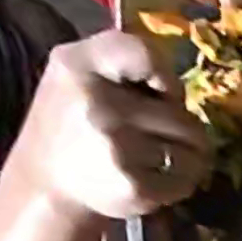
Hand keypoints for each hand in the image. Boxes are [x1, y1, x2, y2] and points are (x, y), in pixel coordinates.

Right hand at [11, 30, 212, 219]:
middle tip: (159, 137)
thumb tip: (180, 92)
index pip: (145, 54)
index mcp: (79, 64)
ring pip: (192, 151)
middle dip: (184, 129)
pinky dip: (180, 182)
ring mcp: (117, 148)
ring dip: (186, 157)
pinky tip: (154, 180)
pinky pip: (186, 180)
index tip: (166, 95)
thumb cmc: (74, 124)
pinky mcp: (135, 186)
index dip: (169, 78)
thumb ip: (126, 67)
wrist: (48, 184)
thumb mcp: (81, 76)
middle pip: (183, 118)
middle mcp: (98, 105)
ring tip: (157, 159)